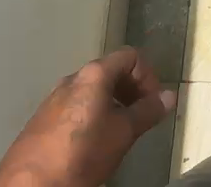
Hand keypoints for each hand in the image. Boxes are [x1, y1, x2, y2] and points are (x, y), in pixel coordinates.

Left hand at [0, 47, 177, 186]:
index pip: (131, 56)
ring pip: (92, 91)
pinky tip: (92, 145)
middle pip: (110, 71)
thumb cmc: (81, 154)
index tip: (152, 104)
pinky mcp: (41, 120)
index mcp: (94, 74)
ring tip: (117, 133)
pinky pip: (74, 107)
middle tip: (139, 117)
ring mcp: (53, 99)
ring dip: (111, 105)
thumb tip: (169, 95)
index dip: (148, 76)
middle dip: (130, 91)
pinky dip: (91, 116)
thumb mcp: (122, 134)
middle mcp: (73, 78)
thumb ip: (147, 112)